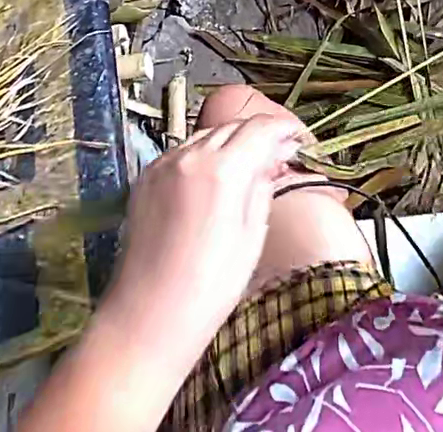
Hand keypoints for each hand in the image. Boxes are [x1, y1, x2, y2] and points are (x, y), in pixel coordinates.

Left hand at [98, 114, 306, 367]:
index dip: (282, 128)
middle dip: (257, 134)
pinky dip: (204, 155)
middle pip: (232, 127)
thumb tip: (277, 156)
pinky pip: (183, 152)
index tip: (296, 138)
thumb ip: (263, 185)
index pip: (259, 128)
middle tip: (276, 154)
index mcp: (223, 170)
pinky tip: (212, 179)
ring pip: (207, 135)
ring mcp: (164, 163)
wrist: (147, 316)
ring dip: (230, 142)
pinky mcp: (146, 176)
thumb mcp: (251, 235)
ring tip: (245, 165)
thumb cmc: (211, 286)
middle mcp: (191, 155)